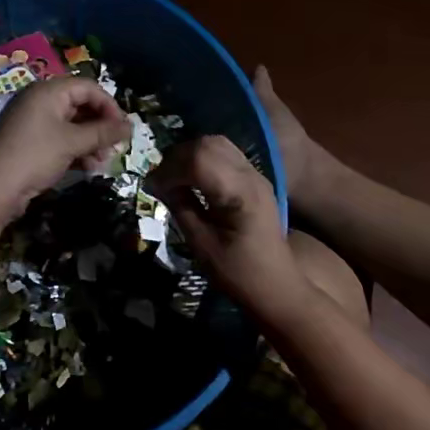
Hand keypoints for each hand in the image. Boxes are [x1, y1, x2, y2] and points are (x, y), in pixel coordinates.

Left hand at [0, 77, 129, 214]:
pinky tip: (87, 168)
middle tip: (115, 148)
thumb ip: (103, 132)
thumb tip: (130, 126)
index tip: (123, 130)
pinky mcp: (29, 142)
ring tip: (101, 163)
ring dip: (90, 142)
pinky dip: (75, 150)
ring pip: (71, 124)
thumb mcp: (73, 143)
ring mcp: (32, 122)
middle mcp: (40, 100)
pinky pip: (59, 138)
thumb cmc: (34, 156)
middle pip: (80, 105)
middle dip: (100, 126)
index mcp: (48, 91)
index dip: (110, 106)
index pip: (88, 87)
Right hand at [148, 136, 304, 317]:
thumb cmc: (238, 273)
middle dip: (177, 157)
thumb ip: (181, 207)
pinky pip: (224, 153)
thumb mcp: (202, 245)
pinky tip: (192, 178)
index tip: (153, 186)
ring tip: (174, 177)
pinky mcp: (254, 178)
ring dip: (189, 154)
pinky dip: (202, 157)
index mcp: (240, 194)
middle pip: (207, 144)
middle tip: (161, 180)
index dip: (170, 168)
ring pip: (216, 143)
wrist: (277, 286)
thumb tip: (158, 184)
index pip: (198, 160)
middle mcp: (250, 175)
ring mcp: (255, 174)